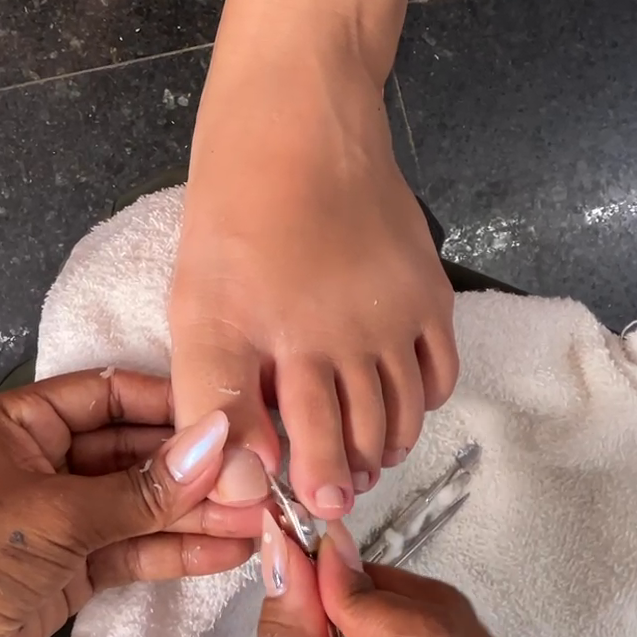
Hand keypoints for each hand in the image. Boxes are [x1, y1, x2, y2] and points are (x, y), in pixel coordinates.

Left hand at [0, 368, 260, 636]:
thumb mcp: (54, 515)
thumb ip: (142, 488)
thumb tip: (219, 443)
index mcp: (21, 423)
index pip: (106, 396)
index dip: (165, 404)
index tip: (230, 417)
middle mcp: (43, 461)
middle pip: (128, 452)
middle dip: (189, 467)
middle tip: (258, 477)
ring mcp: (60, 518)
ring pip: (137, 505)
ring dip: (192, 513)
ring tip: (258, 518)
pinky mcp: (72, 570)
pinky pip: (130, 549)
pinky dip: (173, 551)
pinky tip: (227, 552)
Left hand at [174, 35, 456, 518]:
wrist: (294, 125)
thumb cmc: (230, 215)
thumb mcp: (197, 304)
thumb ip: (216, 395)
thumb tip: (247, 481)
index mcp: (281, 347)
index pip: (299, 447)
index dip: (298, 487)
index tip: (293, 511)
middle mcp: (348, 342)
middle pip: (357, 437)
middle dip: (341, 476)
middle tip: (332, 498)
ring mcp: (396, 316)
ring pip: (400, 413)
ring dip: (380, 447)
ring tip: (361, 464)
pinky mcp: (429, 290)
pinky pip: (439, 372)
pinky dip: (423, 403)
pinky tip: (402, 407)